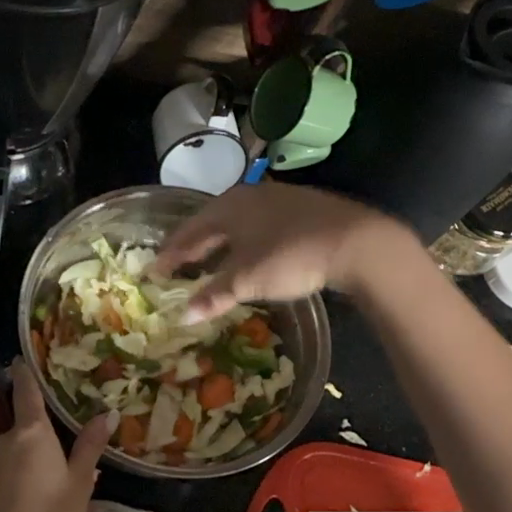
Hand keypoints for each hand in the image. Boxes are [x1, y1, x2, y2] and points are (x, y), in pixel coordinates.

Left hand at [0, 365, 113, 511]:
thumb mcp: (79, 483)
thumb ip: (90, 446)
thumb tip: (107, 413)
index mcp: (30, 433)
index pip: (25, 390)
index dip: (26, 371)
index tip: (23, 355)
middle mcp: (5, 441)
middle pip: (26, 425)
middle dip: (47, 433)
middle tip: (73, 448)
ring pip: (20, 450)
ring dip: (38, 458)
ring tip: (64, 480)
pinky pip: (11, 469)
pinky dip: (27, 474)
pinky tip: (44, 497)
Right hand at [152, 184, 427, 322]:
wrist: (357, 243)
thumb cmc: (290, 257)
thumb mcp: (246, 280)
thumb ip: (213, 296)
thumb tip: (184, 315)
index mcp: (228, 207)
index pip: (188, 231)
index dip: (171, 254)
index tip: (154, 272)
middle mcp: (250, 196)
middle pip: (212, 223)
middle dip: (194, 247)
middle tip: (177, 267)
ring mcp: (278, 200)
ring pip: (237, 224)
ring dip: (220, 245)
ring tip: (208, 265)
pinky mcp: (302, 210)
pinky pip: (259, 227)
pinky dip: (244, 244)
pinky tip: (248, 257)